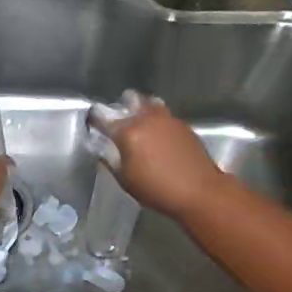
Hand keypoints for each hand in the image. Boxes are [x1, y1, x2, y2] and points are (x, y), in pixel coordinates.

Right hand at [90, 95, 227, 218]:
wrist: (200, 191)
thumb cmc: (157, 189)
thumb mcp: (124, 179)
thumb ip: (108, 158)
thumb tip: (99, 144)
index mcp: (127, 131)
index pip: (101, 115)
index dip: (93, 119)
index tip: (92, 125)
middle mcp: (146, 117)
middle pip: (128, 99)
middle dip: (120, 108)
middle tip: (117, 123)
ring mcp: (166, 118)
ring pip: (148, 102)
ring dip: (140, 109)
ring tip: (138, 125)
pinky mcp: (182, 123)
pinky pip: (162, 114)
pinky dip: (155, 118)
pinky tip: (157, 135)